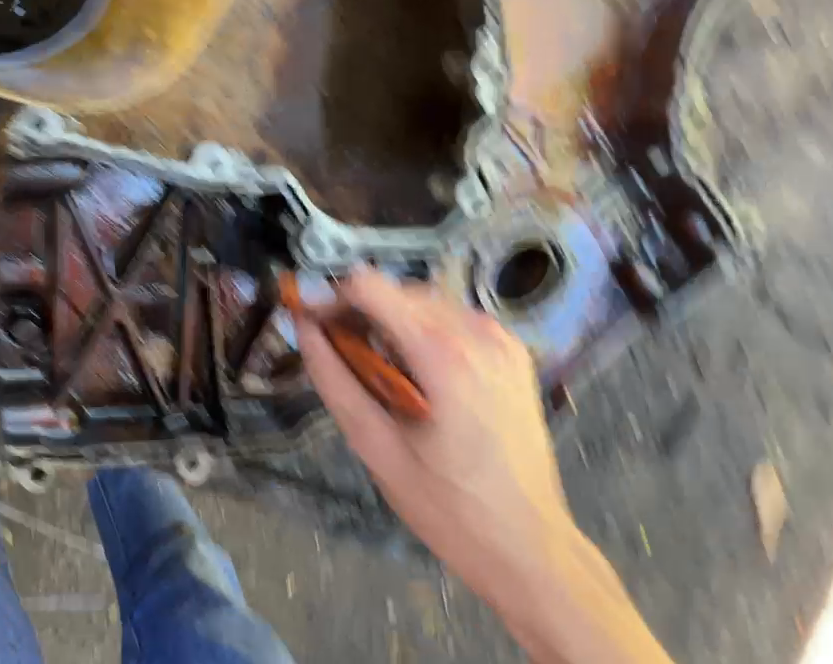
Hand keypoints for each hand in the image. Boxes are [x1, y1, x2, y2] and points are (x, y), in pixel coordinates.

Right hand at [293, 268, 571, 596]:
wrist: (529, 546)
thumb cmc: (447, 505)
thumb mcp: (373, 444)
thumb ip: (333, 377)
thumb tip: (303, 328)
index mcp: (442, 354)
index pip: (369, 286)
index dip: (330, 297)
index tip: (310, 321)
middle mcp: (477, 334)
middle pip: (395, 291)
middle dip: (358, 313)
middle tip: (337, 352)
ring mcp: (501, 341)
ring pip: (422, 301)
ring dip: (389, 321)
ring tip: (375, 368)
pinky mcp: (512, 353)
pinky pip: (452, 319)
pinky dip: (422, 332)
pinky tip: (415, 373)